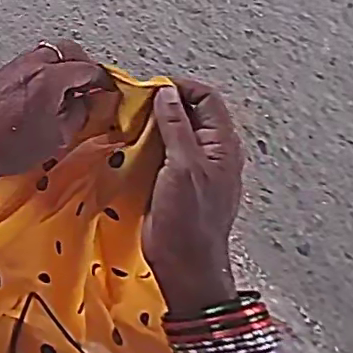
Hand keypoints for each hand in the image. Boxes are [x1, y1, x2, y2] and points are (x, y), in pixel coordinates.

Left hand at [0, 41, 112, 184]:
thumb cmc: (10, 146)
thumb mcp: (57, 136)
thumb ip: (79, 113)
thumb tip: (88, 102)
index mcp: (49, 78)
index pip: (86, 68)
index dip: (102, 80)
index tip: (108, 90)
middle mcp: (31, 64)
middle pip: (67, 50)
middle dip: (84, 64)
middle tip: (91, 84)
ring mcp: (16, 66)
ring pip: (49, 51)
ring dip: (64, 64)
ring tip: (70, 88)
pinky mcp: (4, 72)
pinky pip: (33, 60)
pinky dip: (47, 67)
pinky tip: (49, 89)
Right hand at [143, 78, 243, 313]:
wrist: (183, 264)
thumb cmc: (188, 219)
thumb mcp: (183, 167)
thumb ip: (176, 126)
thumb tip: (166, 92)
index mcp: (222, 145)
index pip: (206, 98)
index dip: (180, 88)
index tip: (151, 90)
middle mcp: (210, 150)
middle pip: (189, 110)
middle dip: (162, 102)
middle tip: (136, 104)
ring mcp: (192, 164)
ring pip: (173, 127)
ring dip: (151, 121)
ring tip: (129, 120)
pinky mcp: (174, 176)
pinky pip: (162, 147)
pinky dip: (146, 139)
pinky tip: (130, 141)